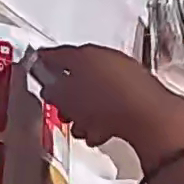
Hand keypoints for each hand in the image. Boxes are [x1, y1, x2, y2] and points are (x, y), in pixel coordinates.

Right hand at [32, 45, 183, 161]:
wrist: (147, 118)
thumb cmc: (105, 104)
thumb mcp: (65, 99)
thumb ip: (52, 90)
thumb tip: (50, 88)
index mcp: (84, 53)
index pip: (55, 54)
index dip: (42, 63)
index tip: (36, 67)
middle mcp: (106, 57)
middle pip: (78, 73)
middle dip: (68, 95)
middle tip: (61, 109)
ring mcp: (125, 73)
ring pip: (96, 90)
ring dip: (87, 109)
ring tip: (82, 127)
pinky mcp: (139, 91)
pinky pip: (113, 101)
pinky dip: (105, 115)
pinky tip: (101, 131)